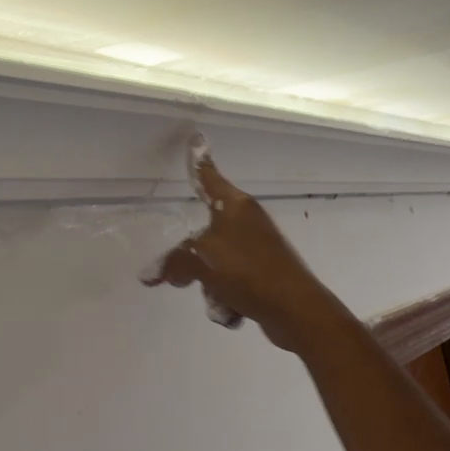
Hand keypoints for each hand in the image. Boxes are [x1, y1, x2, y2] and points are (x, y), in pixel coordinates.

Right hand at [140, 136, 320, 348]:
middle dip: (193, 259)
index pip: (209, 177)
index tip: (195, 139)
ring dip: (211, 284)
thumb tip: (152, 274)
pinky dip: (227, 298)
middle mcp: (247, 222)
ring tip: (219, 298)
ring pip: (214, 262)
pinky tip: (234, 311)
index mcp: (235, 207)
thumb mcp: (200, 260)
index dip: (198, 161)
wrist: (297, 310)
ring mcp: (257, 249)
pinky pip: (230, 283)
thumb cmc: (248, 270)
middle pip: (204, 232)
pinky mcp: (263, 276)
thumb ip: (173, 262)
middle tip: (181, 272)